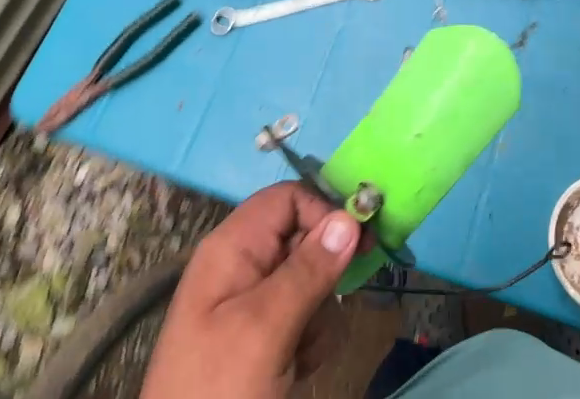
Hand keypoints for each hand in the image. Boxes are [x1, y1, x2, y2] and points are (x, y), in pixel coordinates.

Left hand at [142, 182, 362, 398]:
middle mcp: (243, 267)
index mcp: (232, 248)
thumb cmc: (218, 390)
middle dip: (325, 277)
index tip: (360, 246)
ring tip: (299, 354)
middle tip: (322, 312)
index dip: (323, 213)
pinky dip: (312, 342)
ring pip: (313, 283)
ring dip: (320, 317)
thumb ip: (307, 270)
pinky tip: (296, 369)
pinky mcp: (265, 338)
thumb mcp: (264, 328)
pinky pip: (308, 318)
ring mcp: (253, 305)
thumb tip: (349, 217)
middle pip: (305, 240)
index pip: (288, 199)